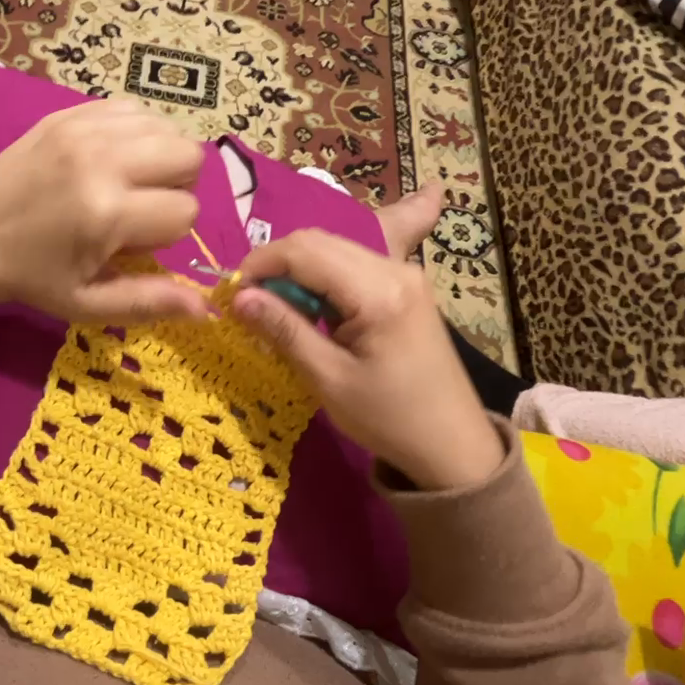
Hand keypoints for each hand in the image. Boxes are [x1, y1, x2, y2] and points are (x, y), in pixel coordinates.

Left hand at [0, 101, 212, 320]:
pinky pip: (133, 108)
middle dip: (177, 186)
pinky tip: (112, 158)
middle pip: (189, 155)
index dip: (169, 232)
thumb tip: (208, 310)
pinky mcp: (69, 113)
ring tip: (128, 181)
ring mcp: (84, 129)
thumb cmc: (34, 278)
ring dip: (160, 156)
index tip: (134, 242)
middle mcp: (102, 161)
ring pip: (167, 126)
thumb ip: (149, 302)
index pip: (185, 210)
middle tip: (141, 207)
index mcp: (106, 213)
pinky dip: (137, 132)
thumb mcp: (88, 303)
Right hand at [232, 229, 503, 489]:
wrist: (451, 443)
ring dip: (296, 272)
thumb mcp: (328, 379)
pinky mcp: (403, 286)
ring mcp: (403, 274)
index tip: (232, 294)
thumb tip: (239, 296)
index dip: (261, 263)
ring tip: (273, 310)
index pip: (305, 250)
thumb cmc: (388, 419)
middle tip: (248, 303)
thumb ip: (284, 330)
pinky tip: (307, 311)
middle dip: (275, 265)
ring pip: (332, 249)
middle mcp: (395, 269)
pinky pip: (349, 266)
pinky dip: (319, 280)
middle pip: (318, 241)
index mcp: (379, 291)